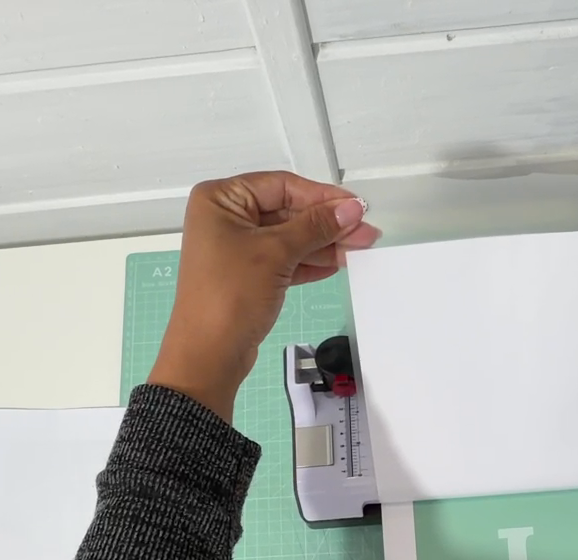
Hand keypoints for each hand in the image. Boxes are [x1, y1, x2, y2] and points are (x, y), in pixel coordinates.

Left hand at [150, 172, 379, 418]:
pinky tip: (337, 264)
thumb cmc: (232, 295)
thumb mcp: (275, 253)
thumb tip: (353, 209)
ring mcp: (238, 249)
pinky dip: (309, 263)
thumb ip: (315, 228)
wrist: (209, 354)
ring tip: (360, 250)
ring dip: (324, 245)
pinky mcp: (249, 277)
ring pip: (290, 239)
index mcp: (222, 199)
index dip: (322, 197)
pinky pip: (285, 261)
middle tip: (367, 233)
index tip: (357, 207)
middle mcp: (227, 219)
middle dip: (327, 224)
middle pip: (288, 213)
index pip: (282, 187)